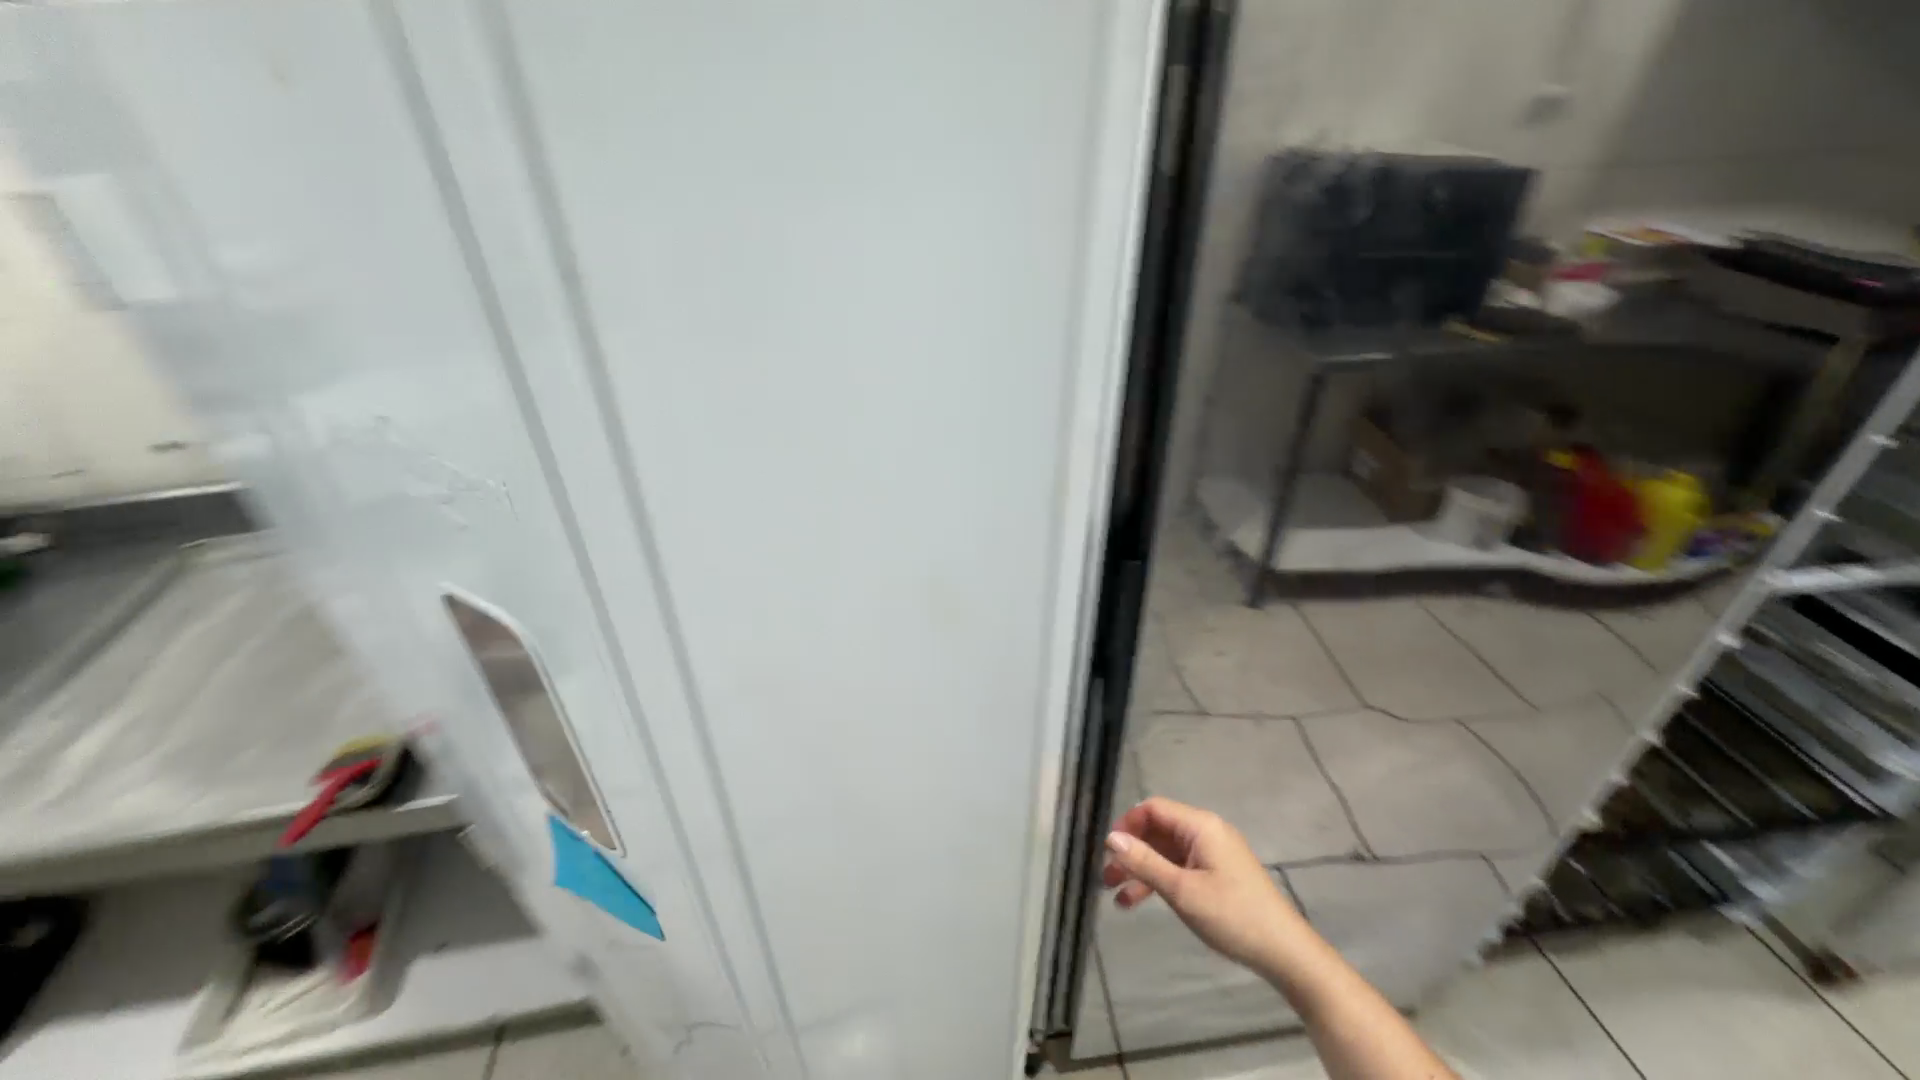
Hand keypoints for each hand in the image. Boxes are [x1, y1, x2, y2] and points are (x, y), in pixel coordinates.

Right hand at [1102, 797, 1305, 972]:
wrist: (1282, 950)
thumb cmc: (1231, 915)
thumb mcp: (1182, 890)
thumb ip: (1145, 862)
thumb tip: (1111, 838)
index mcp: (1201, 826)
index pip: (1154, 809)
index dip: (1127, 825)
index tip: (1106, 850)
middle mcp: (1206, 832)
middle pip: (1158, 831)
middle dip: (1130, 852)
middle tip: (1105, 877)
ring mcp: (1212, 854)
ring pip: (1165, 852)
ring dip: (1140, 870)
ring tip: (1115, 895)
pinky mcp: (1216, 874)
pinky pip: (1179, 868)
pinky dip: (1158, 881)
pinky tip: (1136, 903)